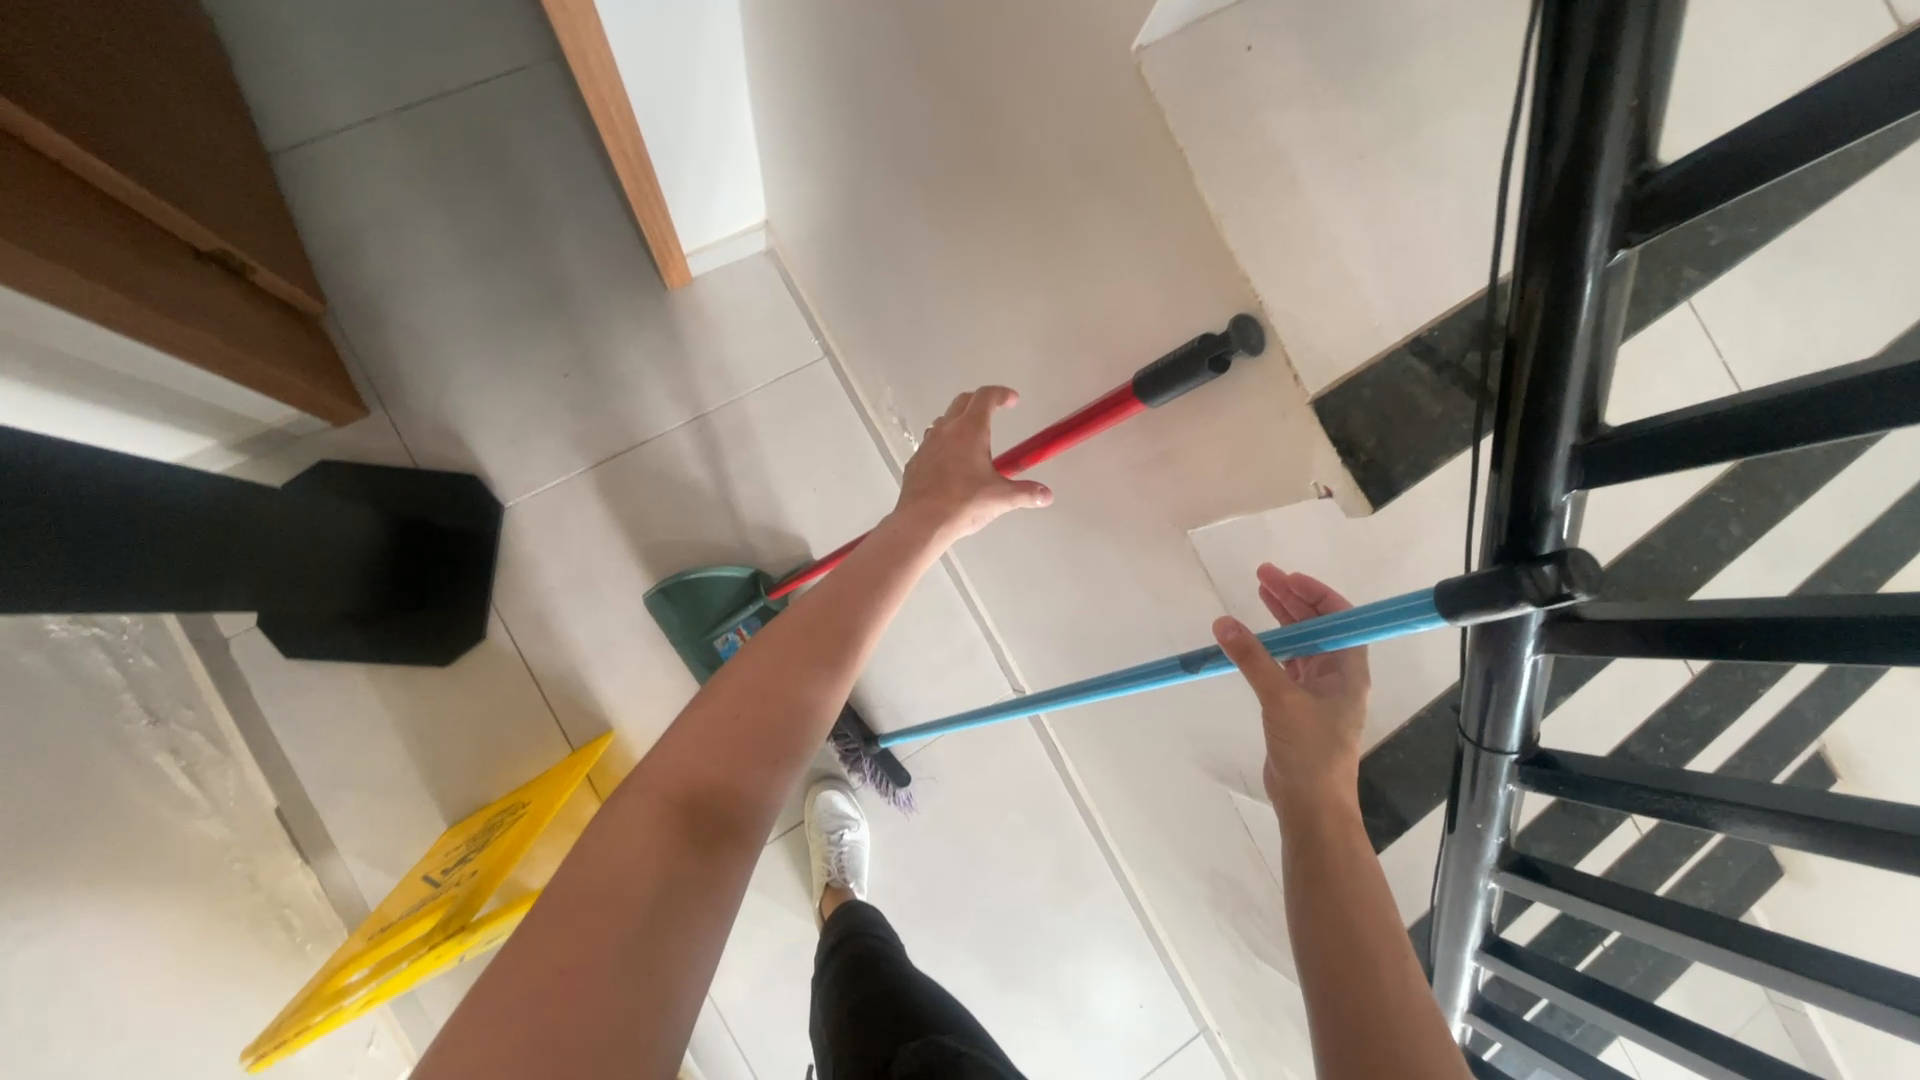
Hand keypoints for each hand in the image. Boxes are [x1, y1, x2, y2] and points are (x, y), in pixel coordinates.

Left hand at [892, 386, 1052, 541]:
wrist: (921, 522)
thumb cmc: (964, 503)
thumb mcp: (1001, 498)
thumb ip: (1026, 493)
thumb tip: (1046, 495)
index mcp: (970, 430)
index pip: (986, 397)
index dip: (1001, 394)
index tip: (1012, 400)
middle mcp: (946, 431)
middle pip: (962, 402)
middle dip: (980, 401)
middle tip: (994, 411)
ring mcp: (927, 445)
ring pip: (943, 421)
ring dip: (959, 421)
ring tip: (972, 438)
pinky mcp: (916, 462)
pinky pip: (931, 444)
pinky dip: (944, 444)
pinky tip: (951, 465)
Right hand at [1211, 564, 1369, 813]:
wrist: (1311, 802)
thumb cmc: (1310, 749)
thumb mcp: (1280, 698)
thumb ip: (1252, 658)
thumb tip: (1222, 622)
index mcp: (1348, 668)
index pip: (1339, 616)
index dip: (1314, 592)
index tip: (1285, 576)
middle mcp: (1337, 674)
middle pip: (1318, 625)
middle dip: (1292, 599)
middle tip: (1262, 576)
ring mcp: (1317, 690)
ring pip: (1301, 642)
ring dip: (1282, 619)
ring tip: (1258, 593)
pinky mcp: (1297, 705)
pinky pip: (1286, 663)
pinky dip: (1270, 646)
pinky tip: (1252, 637)